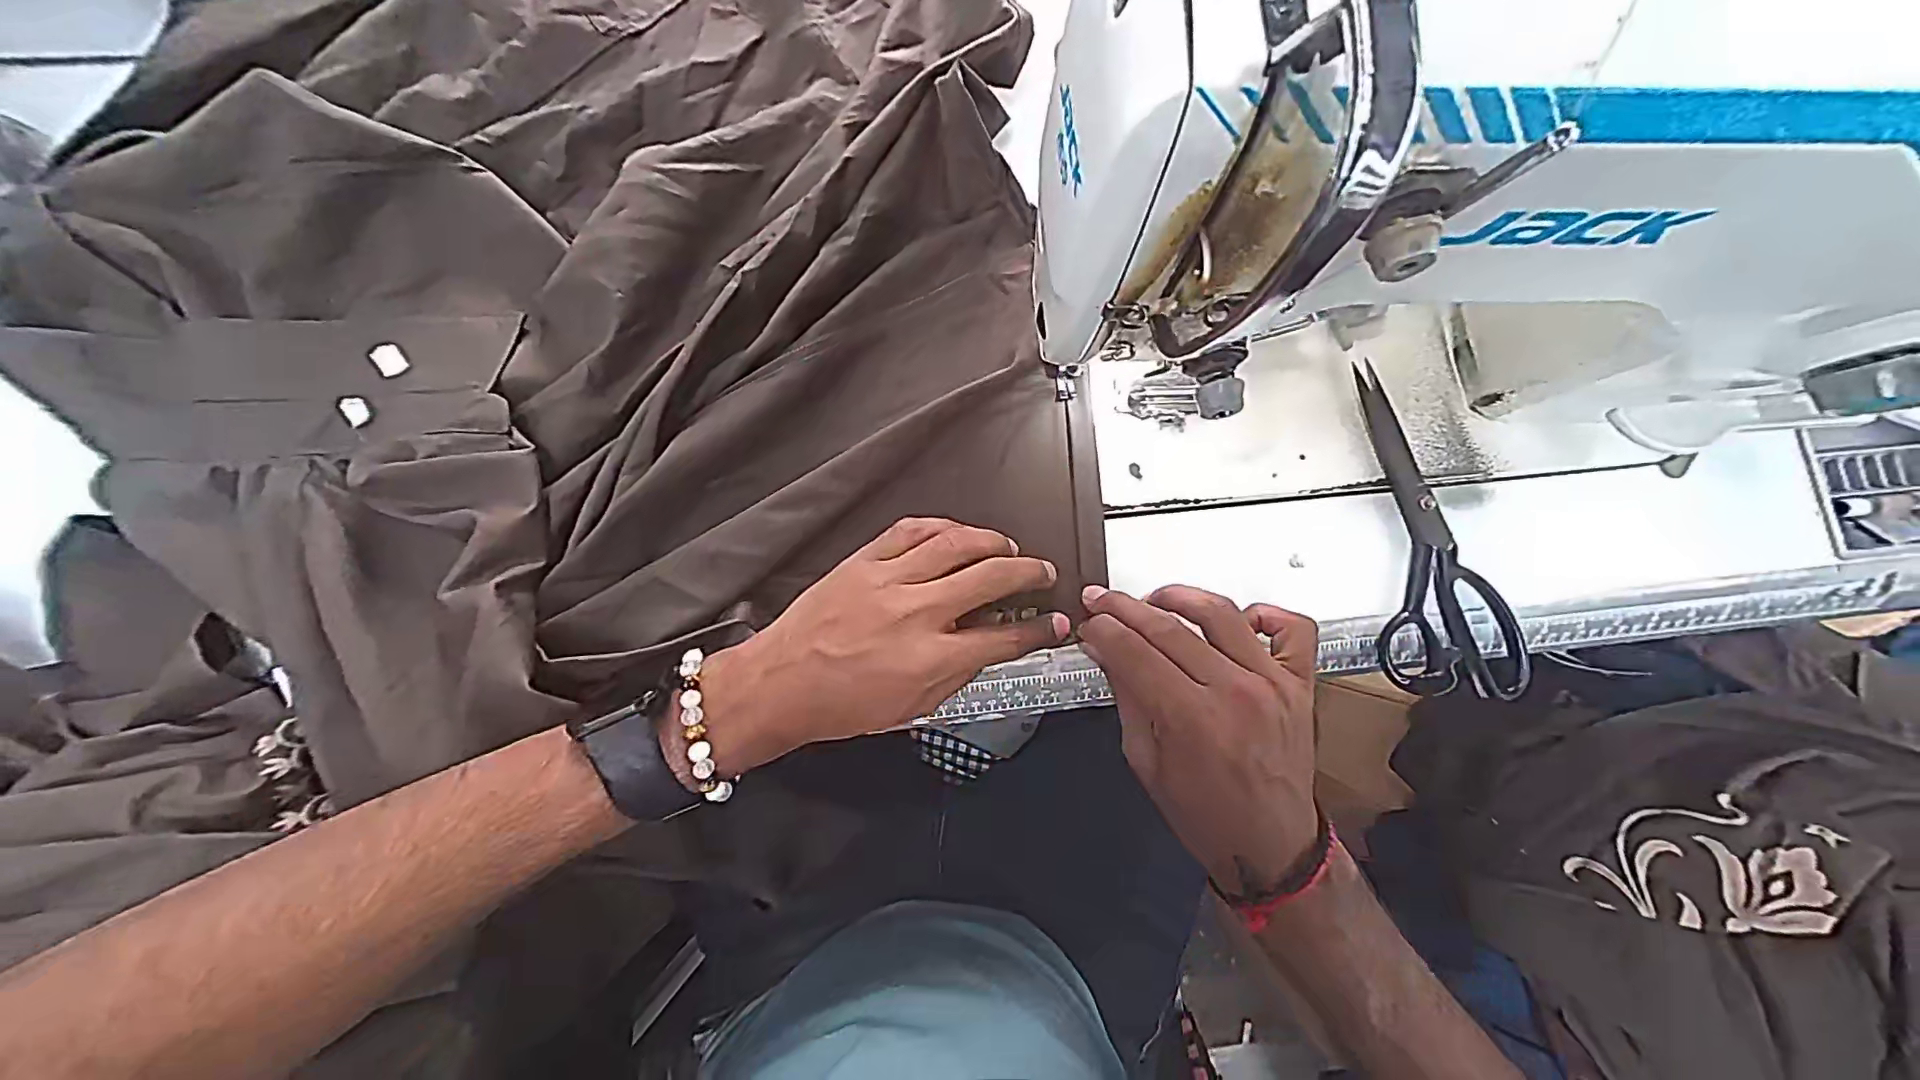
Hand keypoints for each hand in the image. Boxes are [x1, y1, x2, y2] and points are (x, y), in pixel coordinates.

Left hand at [694, 518, 1069, 773]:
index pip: (1005, 637)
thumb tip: (991, 648)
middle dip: (1030, 572)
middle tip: (1042, 572)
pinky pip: (910, 531)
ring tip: (1007, 547)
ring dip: (992, 541)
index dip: (1039, 630)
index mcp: (930, 658)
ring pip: (955, 543)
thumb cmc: (837, 703)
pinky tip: (956, 532)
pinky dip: (942, 526)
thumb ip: (959, 674)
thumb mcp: (912, 706)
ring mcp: (887, 581)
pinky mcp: (862, 562)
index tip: (1052, 623)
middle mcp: (914, 613)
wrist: (779, 684)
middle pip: (991, 577)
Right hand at [1078, 584, 1319, 895]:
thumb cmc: (1207, 815)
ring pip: (1221, 613)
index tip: (1089, 623)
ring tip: (1155, 600)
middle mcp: (1235, 694)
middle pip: (1168, 627)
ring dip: (1180, 596)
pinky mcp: (1299, 685)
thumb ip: (1127, 698)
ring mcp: (1272, 685)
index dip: (1103, 630)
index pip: (1133, 651)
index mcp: (1191, 720)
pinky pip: (1292, 628)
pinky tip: (1238, 617)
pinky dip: (1264, 612)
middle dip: (1124, 608)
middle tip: (1103, 601)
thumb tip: (1106, 652)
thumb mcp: (1145, 761)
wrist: (1270, 847)